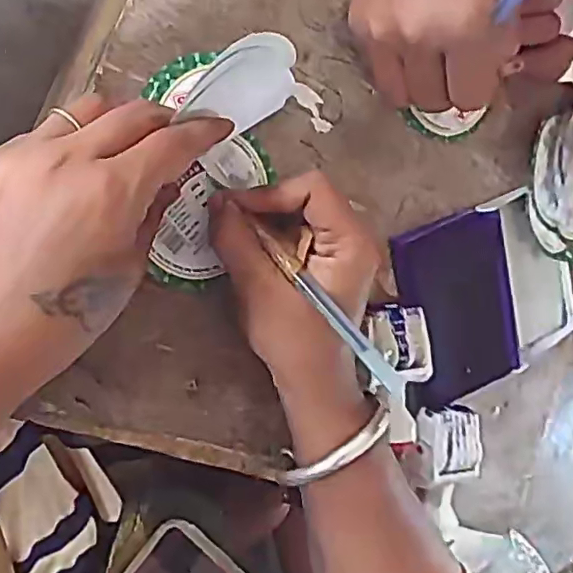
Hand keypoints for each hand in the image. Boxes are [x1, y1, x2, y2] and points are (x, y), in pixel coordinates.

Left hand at [0, 95, 231, 396]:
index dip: (201, 130)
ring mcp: (23, 155)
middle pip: (131, 112)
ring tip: (117, 146)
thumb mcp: (130, 266)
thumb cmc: (68, 316)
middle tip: (172, 134)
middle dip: (163, 118)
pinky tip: (64, 177)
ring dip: (113, 121)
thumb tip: (167, 179)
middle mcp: (68, 158)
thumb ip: (153, 211)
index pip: (170, 141)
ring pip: (85, 109)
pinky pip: (41, 134)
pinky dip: (66, 144)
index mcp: (111, 190)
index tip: (216, 125)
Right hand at [208, 172, 382, 398]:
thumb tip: (217, 200)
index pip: (312, 188)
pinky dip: (272, 235)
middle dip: (264, 206)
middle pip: (306, 196)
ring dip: (264, 220)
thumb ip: (237, 240)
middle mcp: (356, 236)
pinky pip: (298, 231)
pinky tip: (250, 250)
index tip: (235, 210)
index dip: (270, 193)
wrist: (315, 385)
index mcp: (351, 240)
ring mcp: (345, 249)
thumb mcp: (260, 288)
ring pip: (299, 212)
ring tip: (234, 235)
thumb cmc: (295, 342)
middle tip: (229, 219)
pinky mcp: (329, 260)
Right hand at [352, 0, 572, 113]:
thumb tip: (499, 67)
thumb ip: (504, 35)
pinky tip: (406, 39)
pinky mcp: (360, 26)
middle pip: (438, 102)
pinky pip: (379, 70)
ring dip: (420, 86)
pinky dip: (396, 66)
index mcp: (473, 29)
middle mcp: (425, 40)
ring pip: (404, 96)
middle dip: (451, 90)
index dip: (482, 86)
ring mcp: (386, 36)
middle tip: (457, 69)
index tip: (483, 72)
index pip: (475, 96)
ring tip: (429, 64)